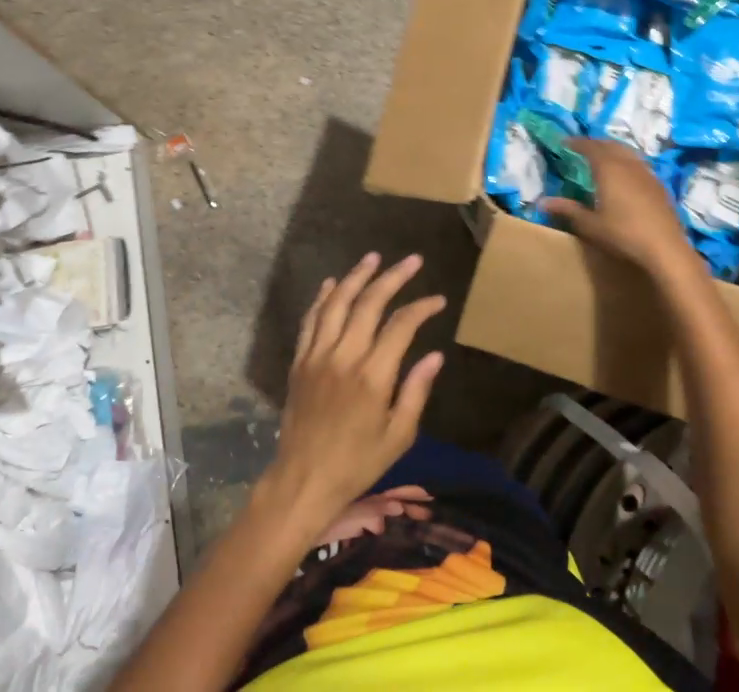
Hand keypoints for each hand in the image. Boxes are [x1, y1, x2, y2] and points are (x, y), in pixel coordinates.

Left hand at [265, 254, 446, 520]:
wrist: (304, 479)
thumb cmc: (358, 463)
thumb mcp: (399, 435)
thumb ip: (416, 391)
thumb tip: (435, 355)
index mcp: (373, 376)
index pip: (401, 325)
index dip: (422, 307)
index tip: (438, 300)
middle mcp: (343, 356)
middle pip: (369, 303)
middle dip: (393, 278)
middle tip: (412, 261)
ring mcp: (317, 356)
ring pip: (337, 303)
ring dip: (356, 277)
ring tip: (374, 258)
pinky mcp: (300, 361)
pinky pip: (311, 320)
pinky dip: (322, 298)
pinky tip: (332, 283)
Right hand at [541, 138, 696, 275]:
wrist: (665, 248)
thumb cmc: (623, 234)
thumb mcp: (590, 225)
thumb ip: (567, 210)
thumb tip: (542, 202)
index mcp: (609, 169)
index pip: (591, 147)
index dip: (578, 142)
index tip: (566, 142)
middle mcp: (628, 165)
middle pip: (611, 145)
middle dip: (596, 143)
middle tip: (583, 146)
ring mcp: (647, 174)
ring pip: (628, 152)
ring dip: (613, 149)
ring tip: (604, 156)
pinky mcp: (659, 185)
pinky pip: (639, 164)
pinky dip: (627, 161)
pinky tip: (626, 174)